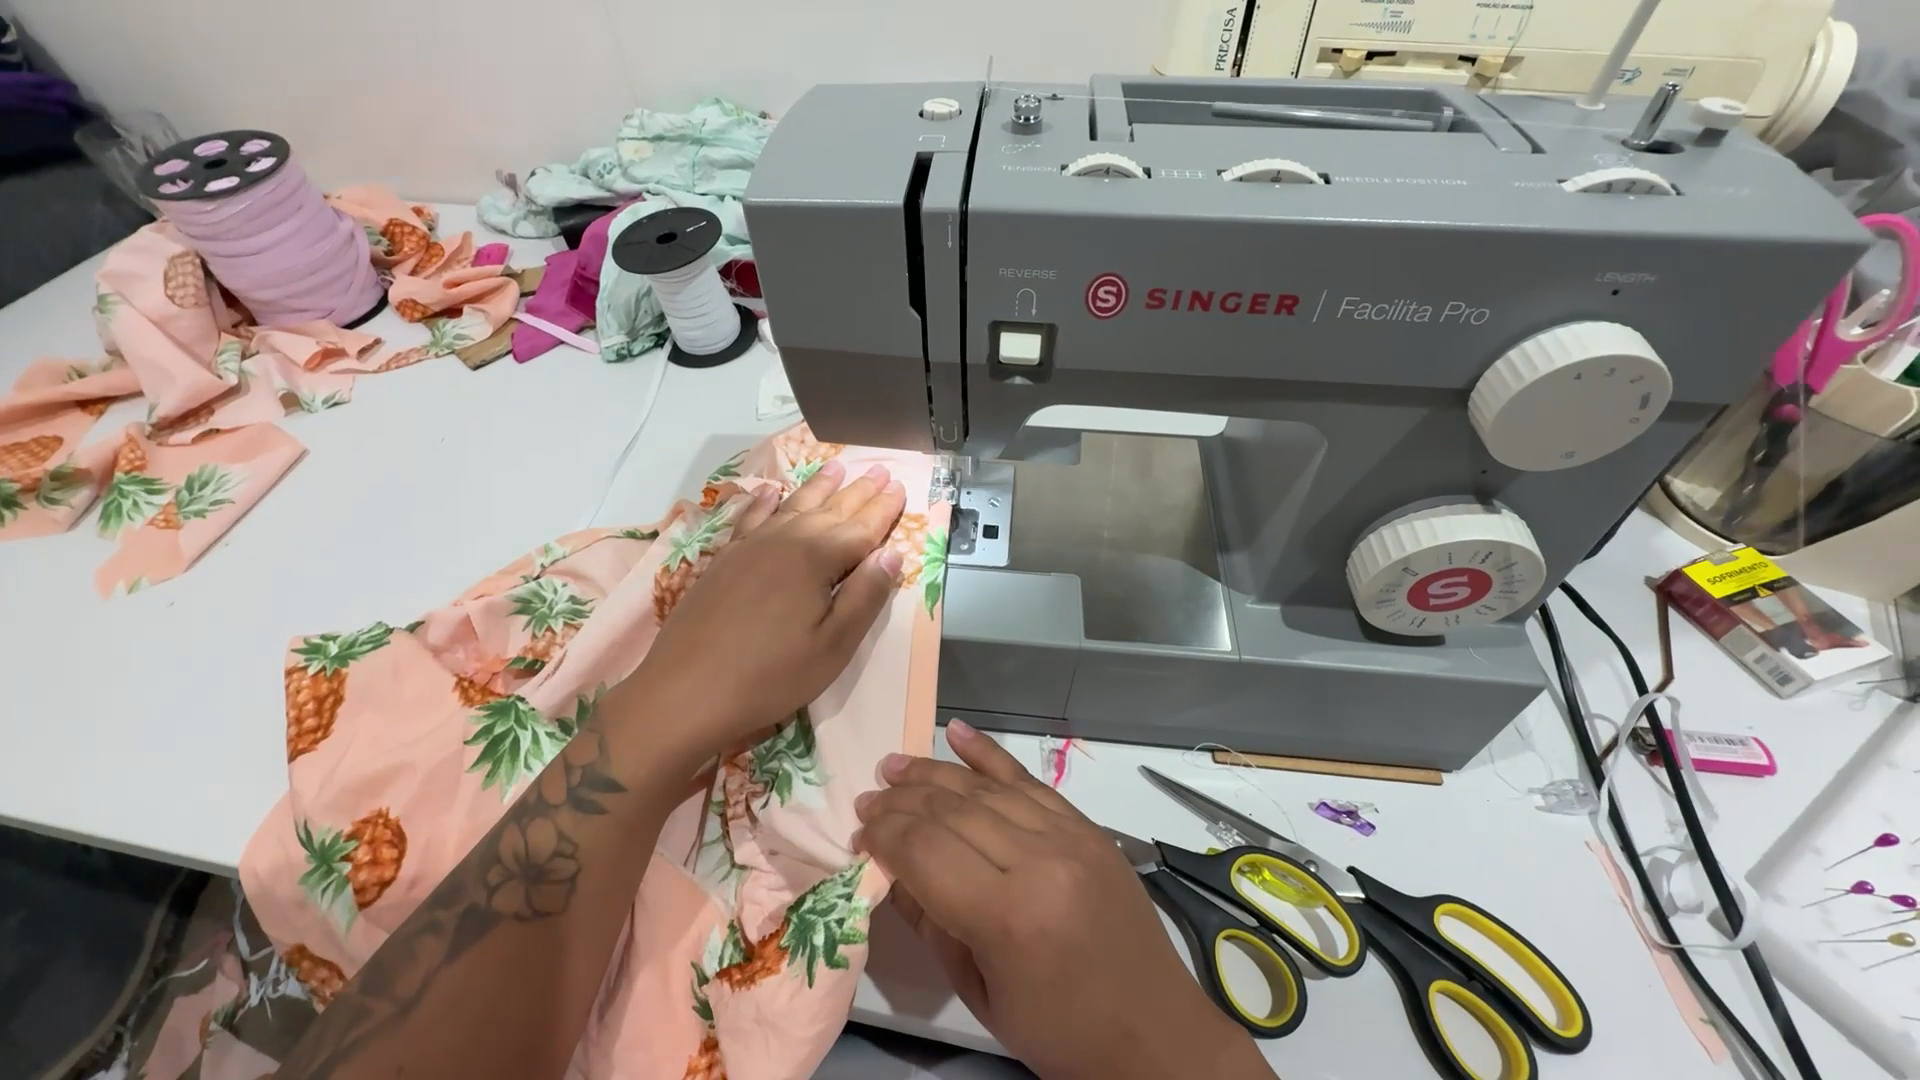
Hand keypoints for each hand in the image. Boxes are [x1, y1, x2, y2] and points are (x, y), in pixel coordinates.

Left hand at [636, 458, 905, 755]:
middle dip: (859, 491)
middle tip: (881, 470)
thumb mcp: (833, 646)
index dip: (884, 510)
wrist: (686, 691)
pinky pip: (750, 517)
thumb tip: (892, 554)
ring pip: (792, 506)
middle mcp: (784, 540)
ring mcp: (749, 547)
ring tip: (838, 467)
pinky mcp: (724, 559)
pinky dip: (765, 501)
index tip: (902, 488)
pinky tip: (771, 492)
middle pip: (830, 509)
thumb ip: (865, 596)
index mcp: (816, 559)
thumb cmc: (771, 676)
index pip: (862, 528)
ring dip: (818, 486)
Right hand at [854, 722, 1274, 1079]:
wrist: (1154, 1031)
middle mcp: (1040, 860)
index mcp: (1009, 915)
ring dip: (933, 773)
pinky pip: (1030, 781)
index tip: (858, 831)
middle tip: (868, 798)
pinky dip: (989, 755)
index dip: (884, 835)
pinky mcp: (1088, 827)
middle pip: (952, 811)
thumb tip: (889, 867)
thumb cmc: (1059, 1030)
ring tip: (894, 766)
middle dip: (901, 802)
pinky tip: (957, 732)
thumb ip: (930, 923)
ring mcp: (1070, 836)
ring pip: (985, 789)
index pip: (925, 851)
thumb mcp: (979, 992)